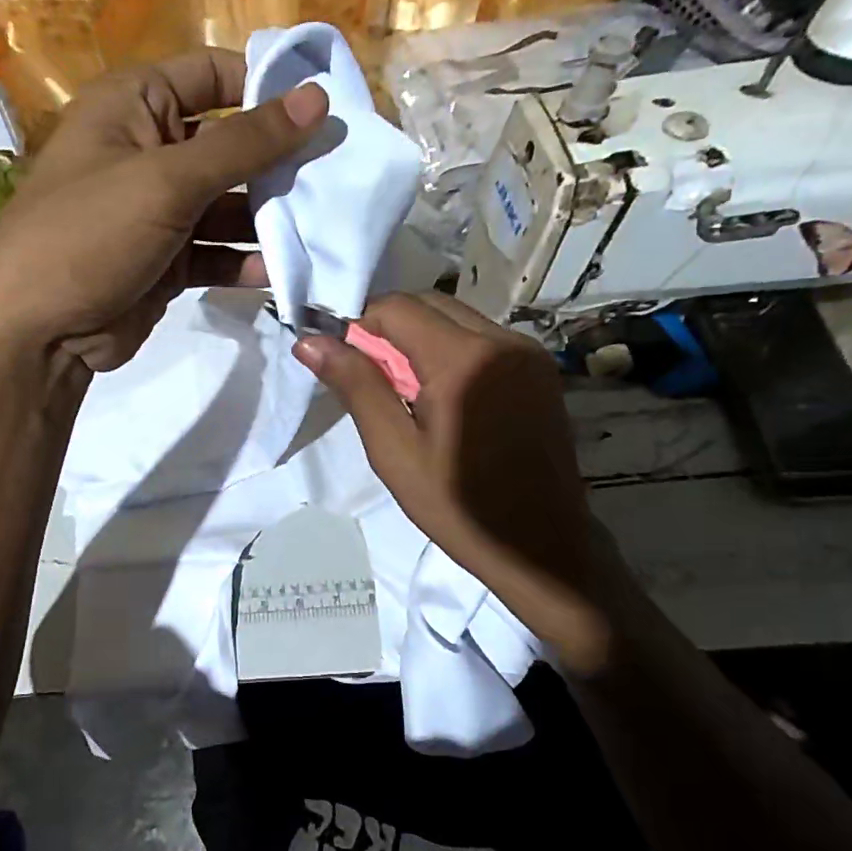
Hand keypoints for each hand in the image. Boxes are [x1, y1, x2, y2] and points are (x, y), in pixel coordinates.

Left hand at [0, 49, 327, 371]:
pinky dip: (247, 261)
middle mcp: (148, 151)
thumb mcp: (168, 180)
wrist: (38, 332)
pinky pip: (219, 251)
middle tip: (337, 175)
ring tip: (321, 227)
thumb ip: (245, 142)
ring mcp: (159, 211)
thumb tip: (315, 98)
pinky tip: (284, 271)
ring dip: (269, 217)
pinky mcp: (168, 261)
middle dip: (278, 160)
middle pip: (229, 144)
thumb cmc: (90, 234)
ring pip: (229, 204)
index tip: (324, 110)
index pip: (212, 75)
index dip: (266, 86)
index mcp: (134, 106)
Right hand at [293, 293, 607, 661]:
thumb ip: (356, 386)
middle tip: (372, 377)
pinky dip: (452, 349)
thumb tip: (310, 341)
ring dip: (421, 337)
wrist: (541, 547)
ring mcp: (528, 352)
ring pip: (457, 316)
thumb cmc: (458, 508)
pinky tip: (444, 394)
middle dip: (390, 327)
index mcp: (464, 360)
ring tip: (407, 390)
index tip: (343, 359)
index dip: (360, 324)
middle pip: (429, 303)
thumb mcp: (395, 452)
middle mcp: (502, 341)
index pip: (397, 307)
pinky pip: (484, 337)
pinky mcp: (540, 368)